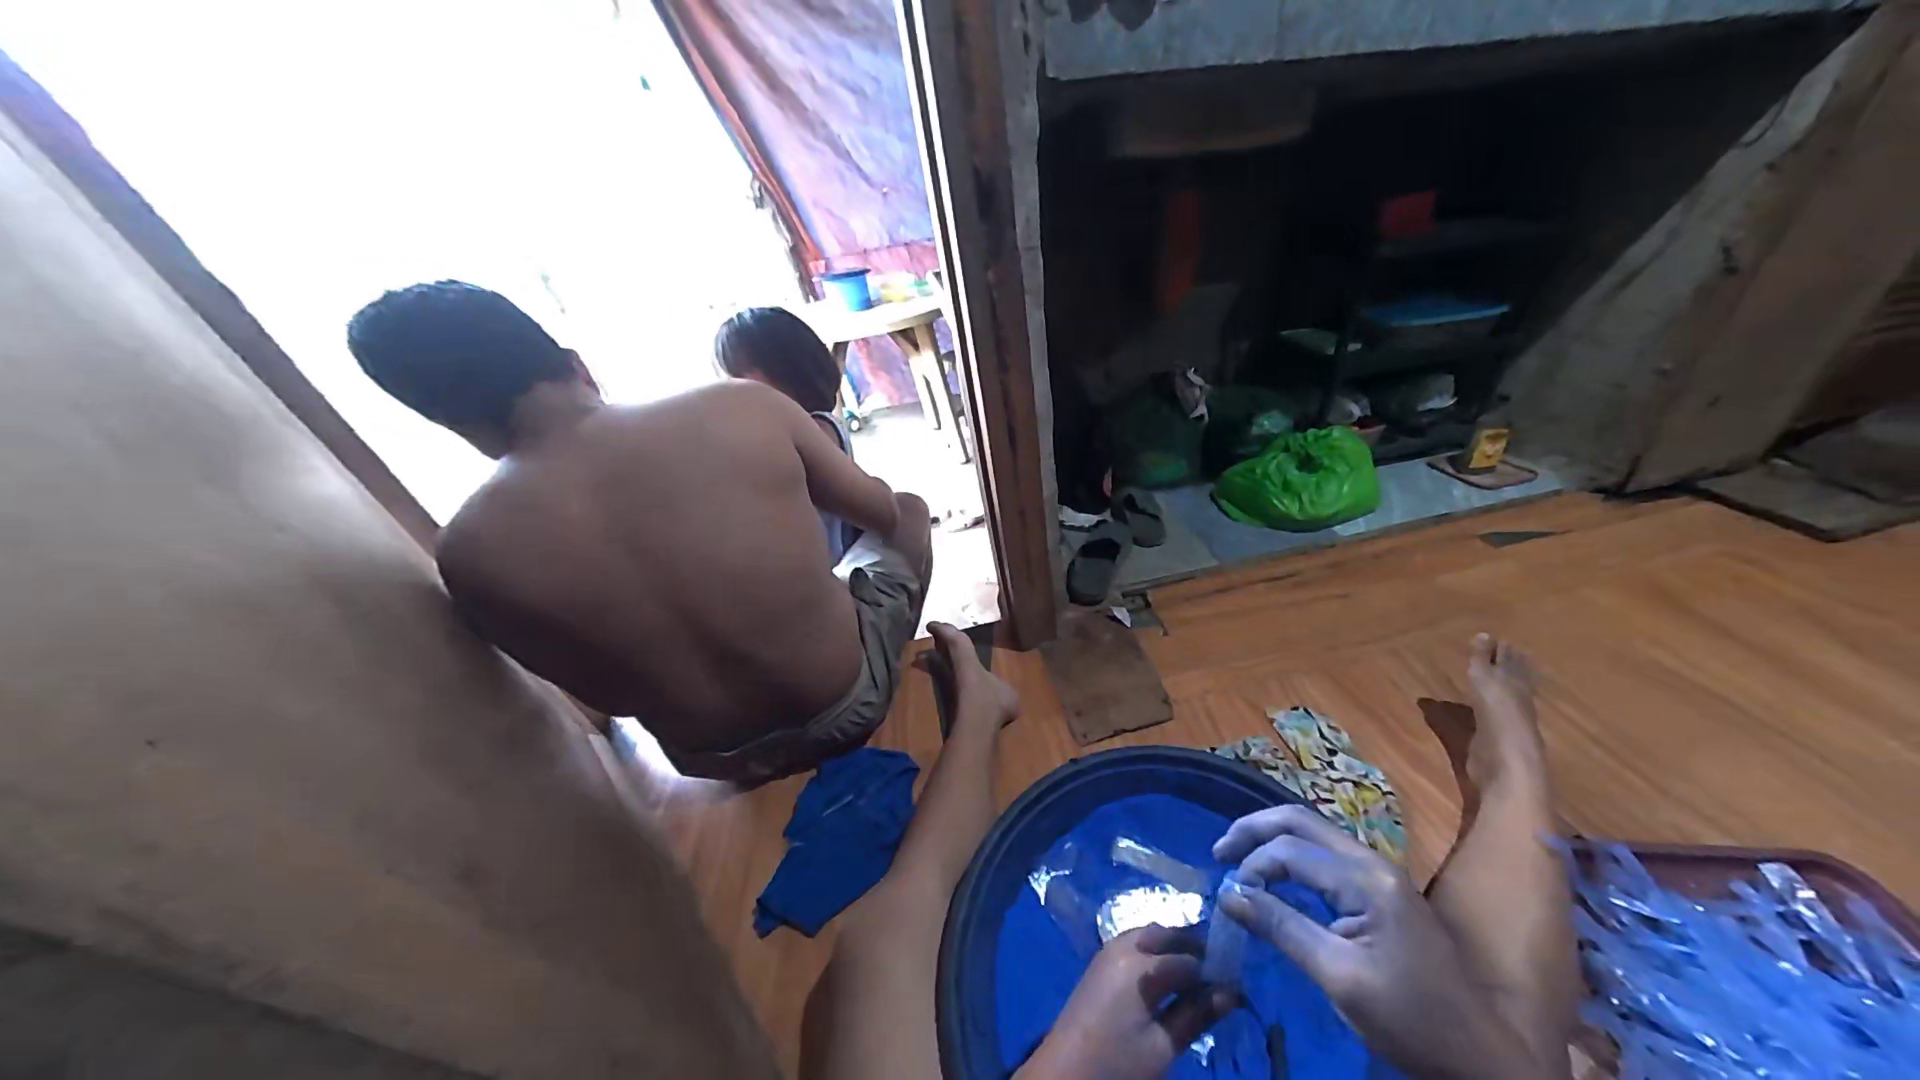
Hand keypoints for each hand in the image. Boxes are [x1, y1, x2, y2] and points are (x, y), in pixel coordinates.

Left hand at [1015, 925, 1234, 1079]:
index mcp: (1139, 965)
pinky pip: (1134, 943)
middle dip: (1194, 948)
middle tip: (1220, 973)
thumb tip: (1232, 993)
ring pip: (1148, 935)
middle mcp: (1122, 947)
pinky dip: (1154, 951)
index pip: (1188, 958)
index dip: (1215, 970)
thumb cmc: (1117, 1066)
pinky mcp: (1100, 964)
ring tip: (1198, 975)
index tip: (1238, 985)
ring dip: (1173, 946)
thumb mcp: (1163, 1046)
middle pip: (1166, 935)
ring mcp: (1107, 952)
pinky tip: (1168, 976)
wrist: (1063, 1073)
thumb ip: (1196, 1015)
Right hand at [1213, 805, 1544, 1079]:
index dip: (1252, 866)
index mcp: (1366, 880)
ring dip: (1271, 840)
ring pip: (1312, 832)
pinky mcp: (1381, 890)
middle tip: (1220, 852)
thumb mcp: (1338, 977)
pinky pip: (1325, 855)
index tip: (1229, 897)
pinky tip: (1275, 874)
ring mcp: (1380, 874)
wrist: (1481, 1057)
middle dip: (1253, 830)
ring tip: (1239, 859)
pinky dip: (1291, 856)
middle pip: (1299, 821)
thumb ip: (1282, 927)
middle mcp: (1372, 862)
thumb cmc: (1410, 1020)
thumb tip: (1228, 893)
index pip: (1290, 850)